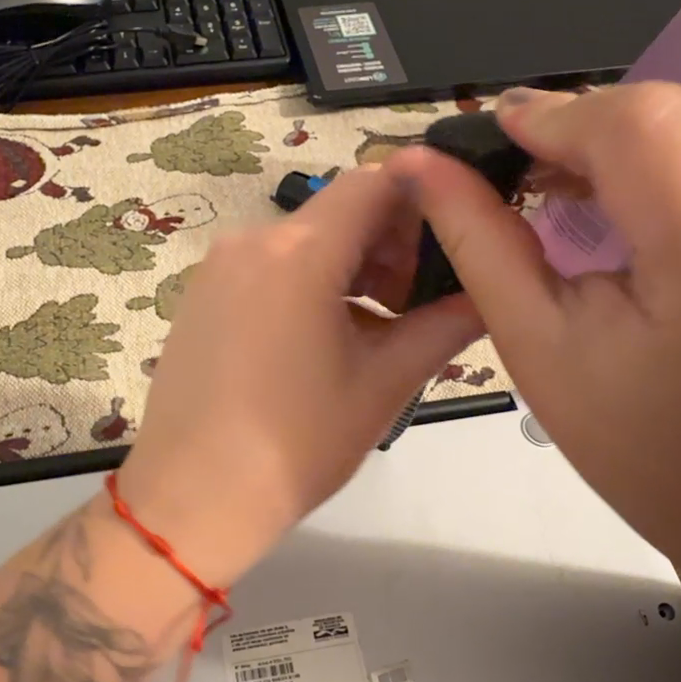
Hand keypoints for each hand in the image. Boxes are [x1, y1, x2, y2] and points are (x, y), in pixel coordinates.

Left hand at [116, 164, 484, 580]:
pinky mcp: (200, 298)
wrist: (191, 498)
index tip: (451, 246)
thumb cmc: (295, 444)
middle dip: (390, 245)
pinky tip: (325, 343)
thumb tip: (489, 295)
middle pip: (338, 212)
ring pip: (303, 243)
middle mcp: (250, 242)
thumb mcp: (383, 384)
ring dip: (351, 270)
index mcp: (298, 252)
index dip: (422, 201)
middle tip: (420, 306)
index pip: (375, 182)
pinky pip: (268, 270)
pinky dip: (308, 286)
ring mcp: (217, 269)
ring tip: (379, 332)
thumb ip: (444, 326)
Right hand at [391, 84, 680, 555]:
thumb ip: (477, 239)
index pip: (644, 128)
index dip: (559, 116)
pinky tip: (643, 196)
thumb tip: (417, 160)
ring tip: (578, 183)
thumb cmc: (627, 440)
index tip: (497, 139)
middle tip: (529, 169)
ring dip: (633, 133)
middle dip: (588, 123)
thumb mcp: (532, 344)